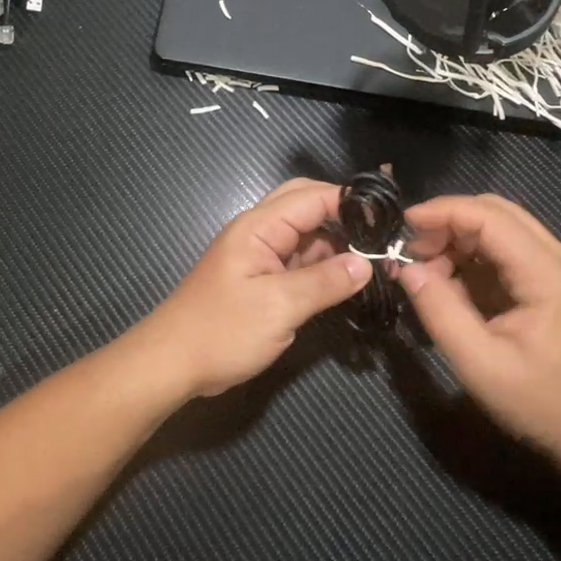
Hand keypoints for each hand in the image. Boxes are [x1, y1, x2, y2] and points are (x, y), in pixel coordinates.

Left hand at [127, 178, 371, 397]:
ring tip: (375, 260)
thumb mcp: (279, 307)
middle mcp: (259, 232)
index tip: (389, 218)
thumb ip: (325, 282)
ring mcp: (258, 255)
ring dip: (335, 243)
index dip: (350, 201)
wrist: (172, 364)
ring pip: (305, 235)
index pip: (312, 196)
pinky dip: (321, 266)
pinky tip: (347, 280)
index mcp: (258, 226)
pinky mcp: (260, 279)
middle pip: (307, 206)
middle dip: (343, 216)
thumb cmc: (222, 331)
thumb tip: (366, 263)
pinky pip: (297, 261)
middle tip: (381, 237)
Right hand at [398, 194, 560, 510]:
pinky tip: (452, 284)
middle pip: (495, 211)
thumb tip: (406, 269)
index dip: (442, 212)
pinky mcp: (551, 281)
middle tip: (413, 254)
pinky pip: (506, 249)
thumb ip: (439, 311)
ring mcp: (558, 268)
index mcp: (547, 274)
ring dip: (458, 239)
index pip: (489, 216)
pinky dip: (472, 255)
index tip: (402, 226)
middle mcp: (558, 258)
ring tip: (428, 274)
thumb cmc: (541, 404)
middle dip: (448, 223)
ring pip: (500, 226)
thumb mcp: (479, 364)